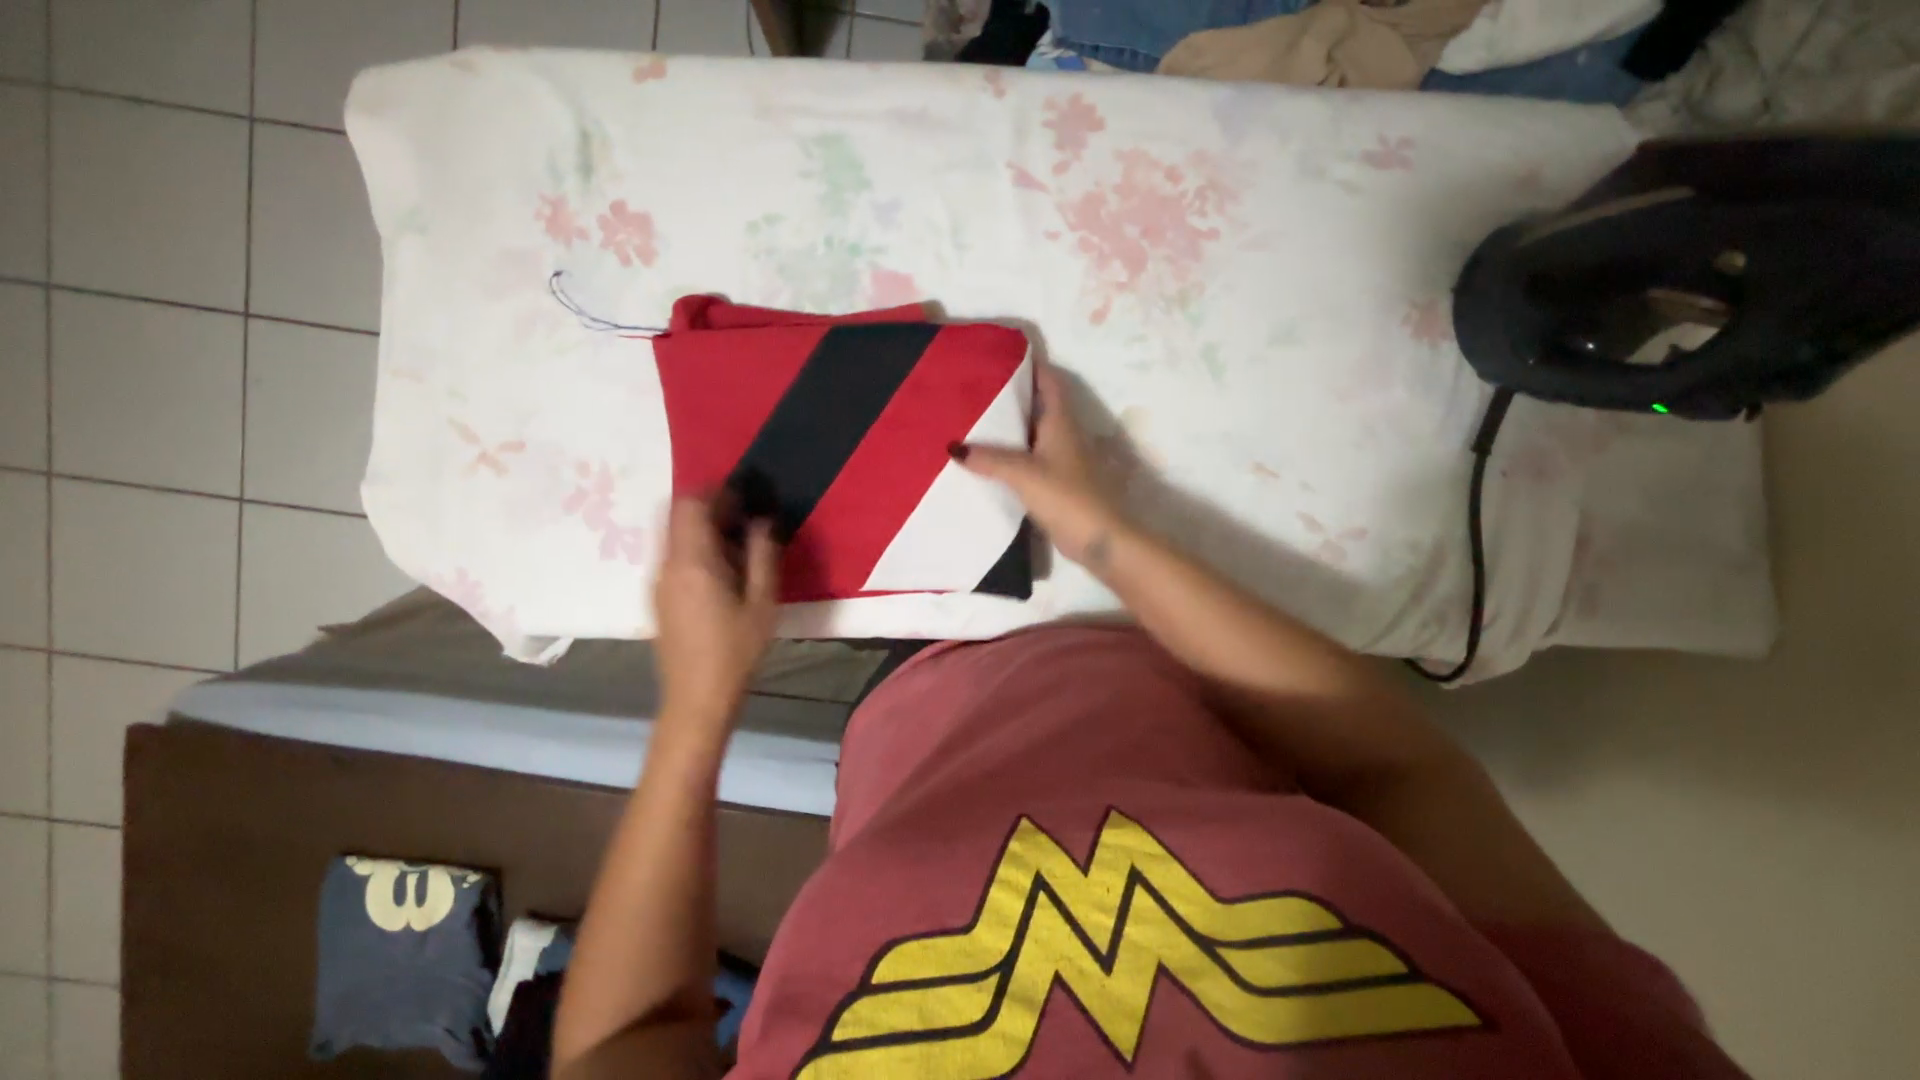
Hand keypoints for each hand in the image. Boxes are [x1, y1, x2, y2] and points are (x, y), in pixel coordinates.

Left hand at [653, 496, 780, 721]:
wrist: (696, 698)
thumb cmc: (735, 651)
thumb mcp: (762, 603)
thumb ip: (762, 555)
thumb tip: (762, 520)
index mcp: (692, 561)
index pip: (691, 504)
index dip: (717, 491)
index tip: (745, 495)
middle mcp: (667, 564)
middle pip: (677, 513)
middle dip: (708, 506)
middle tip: (743, 515)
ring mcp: (658, 581)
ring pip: (673, 534)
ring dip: (701, 527)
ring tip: (736, 543)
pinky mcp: (658, 597)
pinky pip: (673, 555)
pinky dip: (694, 547)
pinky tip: (721, 570)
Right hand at [954, 361, 1126, 570]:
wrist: (1100, 539)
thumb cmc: (1067, 497)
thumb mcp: (1023, 473)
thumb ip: (989, 459)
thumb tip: (954, 447)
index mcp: (1061, 421)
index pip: (1048, 379)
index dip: (1029, 363)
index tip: (1000, 354)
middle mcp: (1064, 434)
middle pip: (1037, 405)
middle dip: (1010, 394)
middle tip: (975, 387)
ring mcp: (1062, 459)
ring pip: (1031, 433)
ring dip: (1009, 427)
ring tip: (973, 420)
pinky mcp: (1057, 482)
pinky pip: (1029, 459)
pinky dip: (1010, 455)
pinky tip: (987, 460)